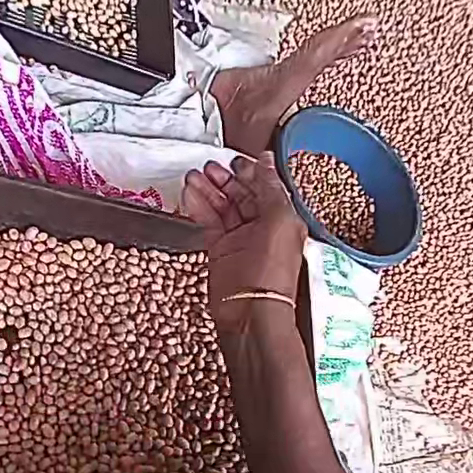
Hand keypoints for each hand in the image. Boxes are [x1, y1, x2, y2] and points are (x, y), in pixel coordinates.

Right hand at [181, 155, 306, 323]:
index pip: (265, 187)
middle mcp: (262, 228)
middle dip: (225, 179)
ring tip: (192, 176)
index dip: (250, 172)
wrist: (250, 312)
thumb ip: (270, 187)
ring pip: (223, 207)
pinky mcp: (220, 251)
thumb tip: (265, 160)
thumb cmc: (270, 270)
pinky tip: (189, 194)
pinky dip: (199, 207)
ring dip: (208, 190)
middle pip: (242, 195)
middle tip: (207, 167)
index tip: (233, 160)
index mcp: (283, 219)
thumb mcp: (279, 220)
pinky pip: (209, 222)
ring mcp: (240, 240)